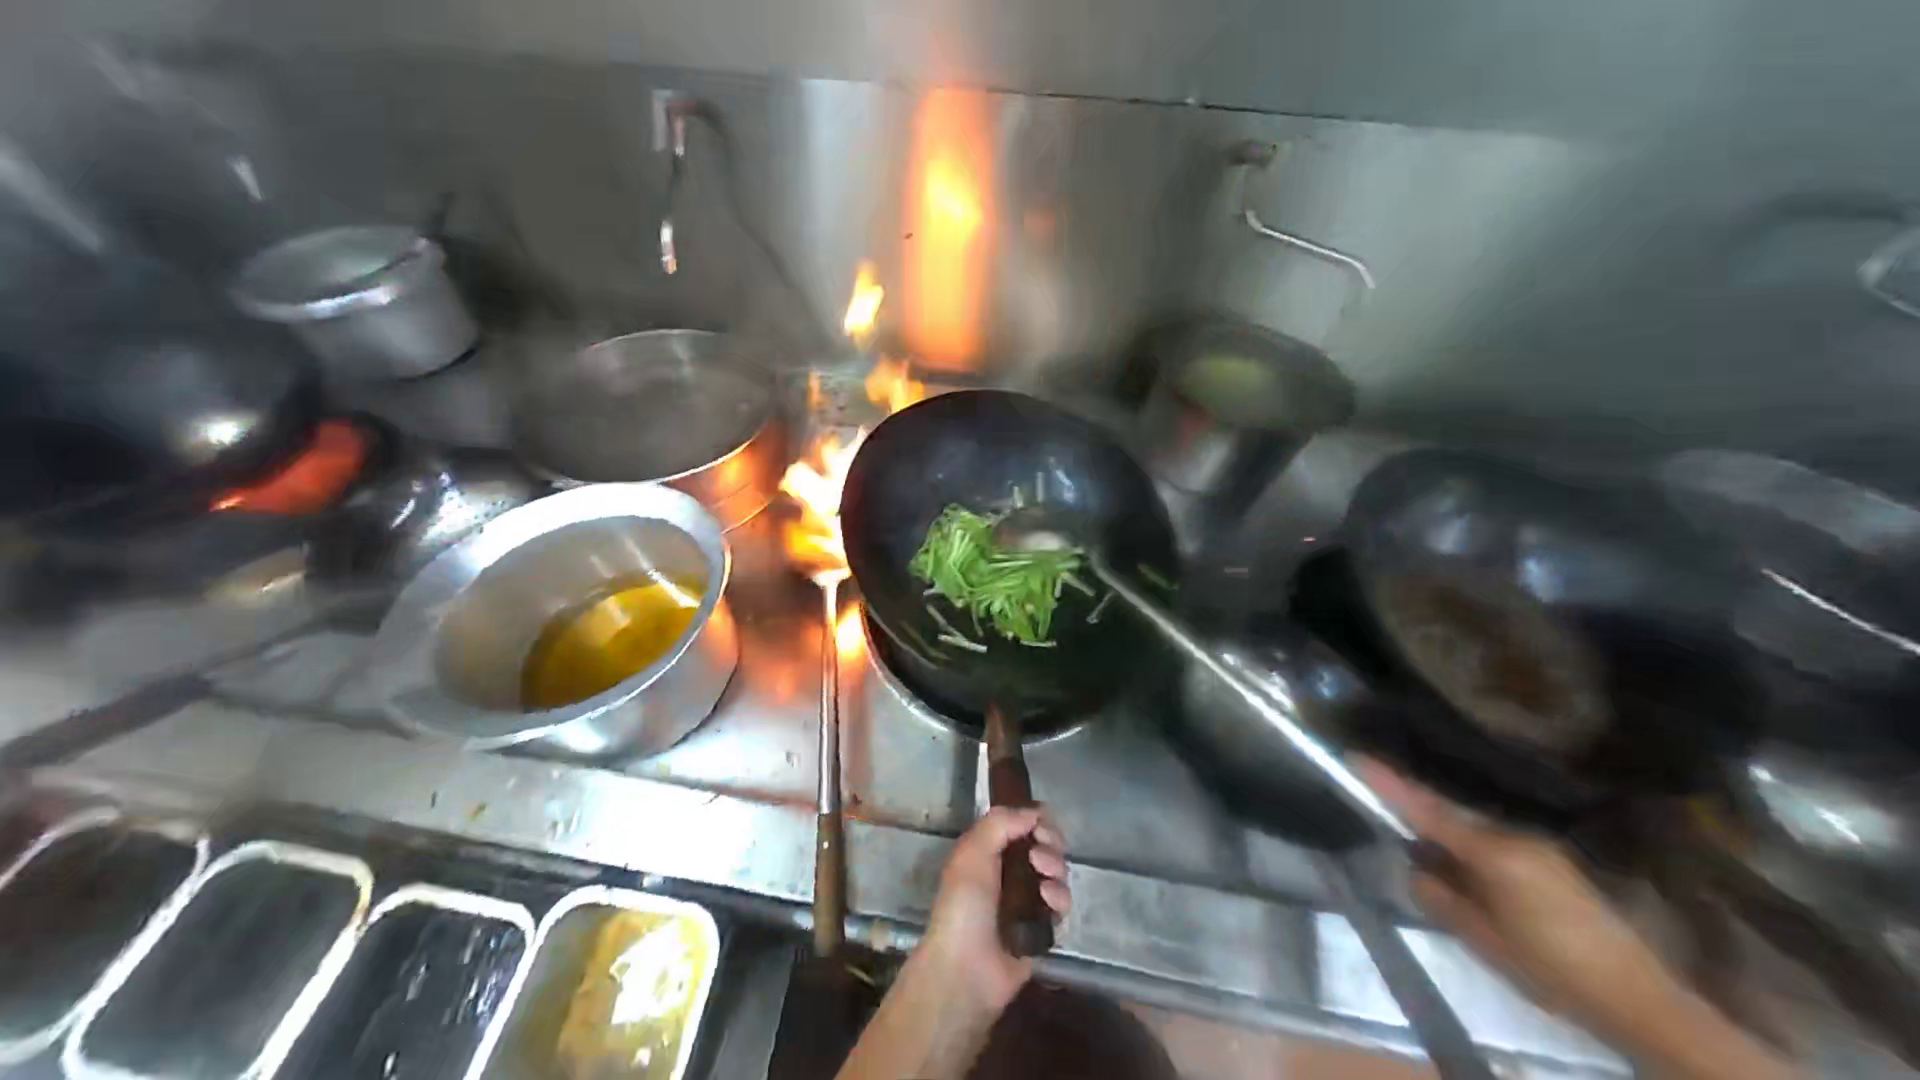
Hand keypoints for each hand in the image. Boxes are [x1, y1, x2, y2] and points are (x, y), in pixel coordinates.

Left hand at [920, 806, 1070, 1013]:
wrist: (966, 969)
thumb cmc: (963, 906)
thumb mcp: (972, 853)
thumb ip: (1000, 823)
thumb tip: (1034, 811)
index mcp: (988, 852)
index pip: (1021, 825)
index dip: (1036, 821)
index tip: (1041, 825)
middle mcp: (1009, 872)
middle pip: (1044, 846)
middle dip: (1050, 844)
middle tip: (1039, 857)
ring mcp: (1027, 901)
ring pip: (1057, 873)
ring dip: (1056, 871)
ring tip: (1043, 884)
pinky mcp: (1043, 928)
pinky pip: (1062, 905)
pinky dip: (1060, 900)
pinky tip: (1049, 904)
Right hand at [1357, 759, 1680, 1036]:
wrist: (1639, 1001)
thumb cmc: (1550, 968)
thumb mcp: (1480, 937)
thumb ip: (1437, 895)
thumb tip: (1415, 868)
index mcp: (1491, 852)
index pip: (1426, 809)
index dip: (1388, 784)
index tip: (1355, 757)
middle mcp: (1513, 837)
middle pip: (1449, 816)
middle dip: (1416, 818)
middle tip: (1391, 830)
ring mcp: (1537, 848)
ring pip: (1472, 833)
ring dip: (1447, 844)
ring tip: (1437, 876)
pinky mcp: (1551, 865)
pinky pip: (1494, 847)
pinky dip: (1471, 858)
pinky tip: (1473, 888)